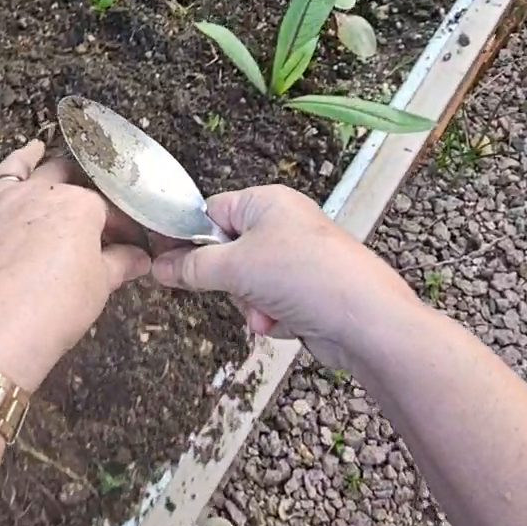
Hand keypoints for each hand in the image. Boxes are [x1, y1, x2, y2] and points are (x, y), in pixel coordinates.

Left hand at [0, 140, 150, 389]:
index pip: (108, 208)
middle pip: (62, 177)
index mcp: (78, 204)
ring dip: (23, 157)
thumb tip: (138, 258)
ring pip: (12, 171)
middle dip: (81, 180)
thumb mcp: (99, 286)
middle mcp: (36, 195)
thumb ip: (119, 264)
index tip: (133, 244)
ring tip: (32, 147)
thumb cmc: (56, 308)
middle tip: (91, 190)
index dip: (123, 226)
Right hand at [151, 185, 419, 368]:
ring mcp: (298, 258)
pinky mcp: (309, 290)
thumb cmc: (305, 276)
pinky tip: (288, 323)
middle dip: (231, 282)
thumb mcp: (235, 267)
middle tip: (239, 288)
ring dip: (251, 304)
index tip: (176, 262)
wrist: (369, 323)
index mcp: (267, 202)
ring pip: (247, 283)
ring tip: (270, 311)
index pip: (211, 212)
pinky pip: (270, 301)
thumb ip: (191, 267)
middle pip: (228, 252)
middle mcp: (283, 224)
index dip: (193, 238)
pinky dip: (272, 316)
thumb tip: (158, 267)